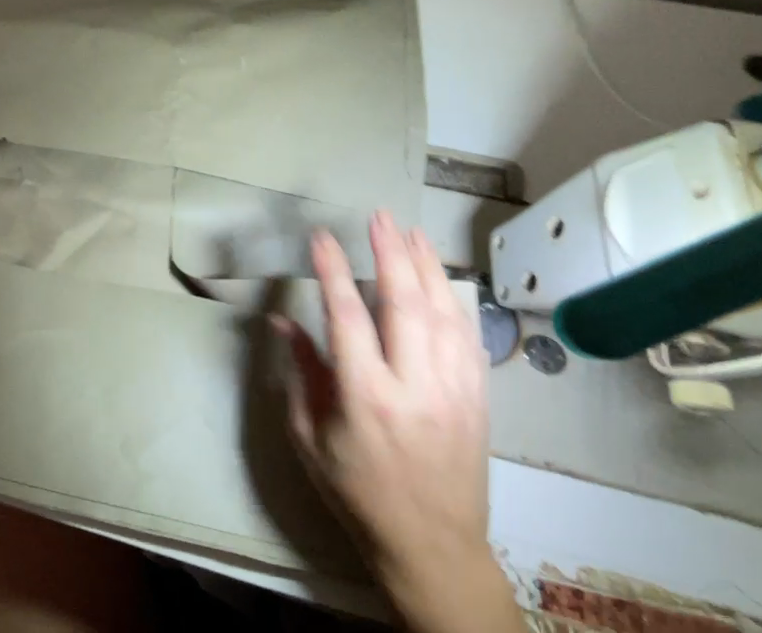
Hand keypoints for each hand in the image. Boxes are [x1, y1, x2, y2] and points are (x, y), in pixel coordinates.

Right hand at [275, 213, 512, 629]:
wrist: (431, 543)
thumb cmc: (353, 490)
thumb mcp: (307, 436)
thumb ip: (300, 373)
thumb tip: (282, 321)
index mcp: (365, 397)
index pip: (348, 317)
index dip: (333, 271)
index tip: (321, 237)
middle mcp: (415, 387)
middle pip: (406, 305)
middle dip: (390, 254)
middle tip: (378, 217)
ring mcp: (455, 392)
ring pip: (445, 315)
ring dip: (427, 268)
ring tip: (411, 232)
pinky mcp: (478, 400)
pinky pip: (468, 339)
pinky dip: (454, 302)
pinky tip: (442, 280)